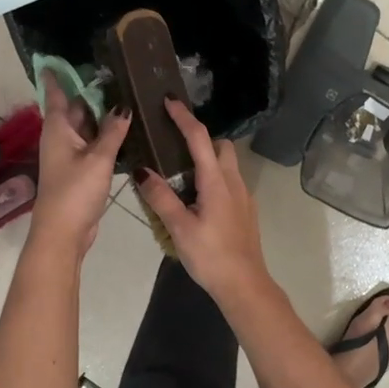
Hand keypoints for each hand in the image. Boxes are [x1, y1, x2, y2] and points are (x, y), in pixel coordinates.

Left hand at [27, 71, 130, 254]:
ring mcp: (70, 155)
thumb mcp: (98, 158)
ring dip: (103, 117)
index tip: (56, 59)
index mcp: (58, 129)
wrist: (63, 233)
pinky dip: (106, 137)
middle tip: (116, 75)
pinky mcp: (80, 171)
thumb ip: (113, 131)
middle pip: (76, 109)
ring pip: (87, 128)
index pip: (56, 95)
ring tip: (127, 98)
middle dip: (92, 94)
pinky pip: (94, 146)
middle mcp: (61, 138)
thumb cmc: (75, 192)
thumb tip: (123, 105)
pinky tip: (126, 132)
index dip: (57, 77)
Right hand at [134, 98, 272, 298]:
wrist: (245, 285)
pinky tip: (196, 198)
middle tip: (174, 143)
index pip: (200, 138)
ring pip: (227, 164)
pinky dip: (213, 178)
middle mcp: (234, 182)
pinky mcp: (246, 211)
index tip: (168, 101)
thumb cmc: (211, 256)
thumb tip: (142, 170)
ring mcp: (244, 196)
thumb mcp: (179, 228)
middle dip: (200, 138)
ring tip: (180, 173)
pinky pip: (229, 182)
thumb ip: (161, 197)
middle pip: (220, 146)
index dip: (183, 117)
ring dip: (207, 159)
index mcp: (216, 181)